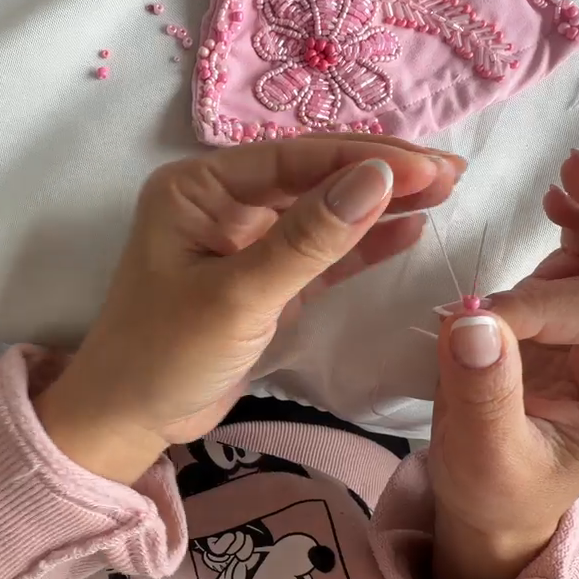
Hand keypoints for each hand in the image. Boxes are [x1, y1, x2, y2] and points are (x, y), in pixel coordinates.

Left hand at [37, 136, 464, 481]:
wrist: (129, 419)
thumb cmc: (165, 353)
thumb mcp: (237, 296)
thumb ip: (308, 239)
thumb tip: (379, 178)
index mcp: (197, 188)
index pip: (291, 159)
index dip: (363, 159)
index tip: (428, 165)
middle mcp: (220, 203)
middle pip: (310, 177)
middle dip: (378, 174)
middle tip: (450, 172)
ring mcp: (243, 241)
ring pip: (320, 213)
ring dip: (377, 204)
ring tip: (444, 191)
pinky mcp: (263, 281)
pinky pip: (318, 254)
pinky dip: (360, 245)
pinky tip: (407, 229)